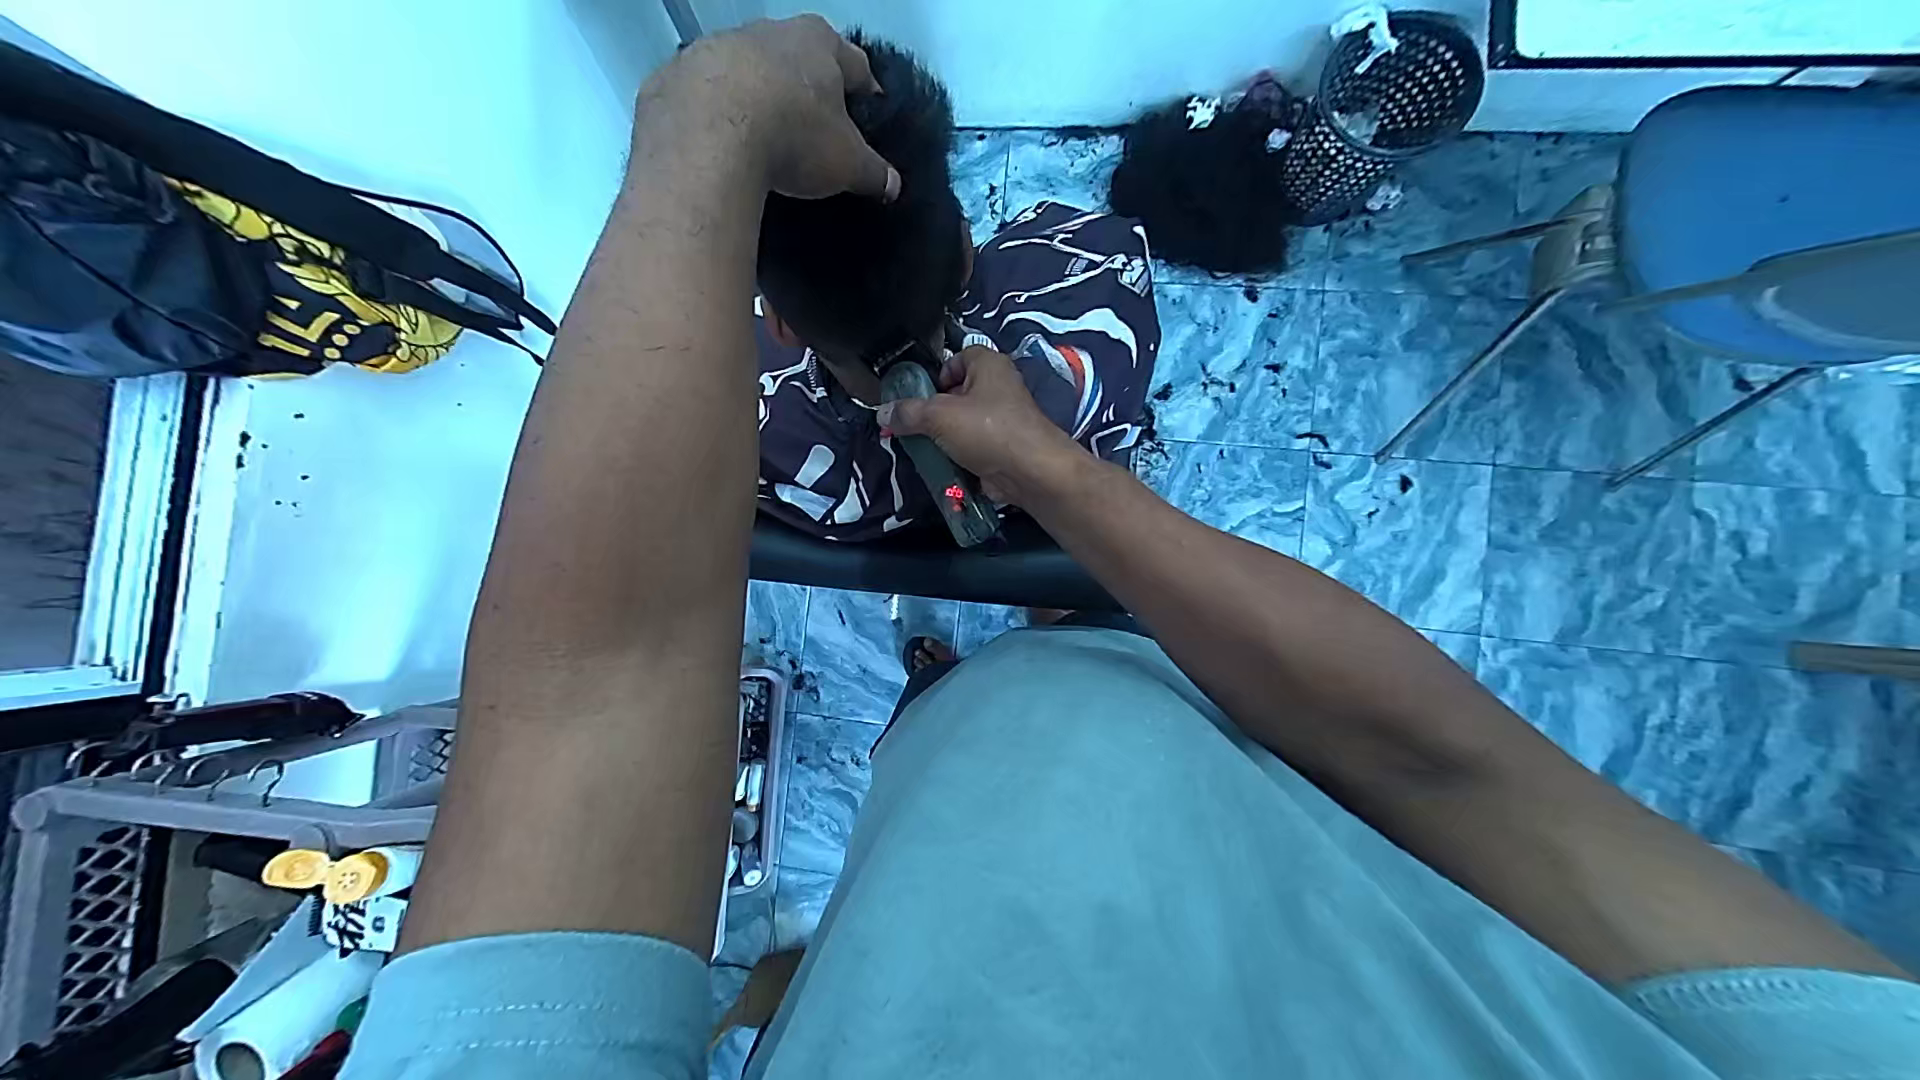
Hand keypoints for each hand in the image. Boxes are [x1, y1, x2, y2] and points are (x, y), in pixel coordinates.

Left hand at [635, 16, 900, 201]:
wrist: (708, 136)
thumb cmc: (796, 137)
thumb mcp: (848, 164)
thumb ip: (875, 172)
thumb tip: (893, 184)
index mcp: (819, 43)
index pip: (856, 65)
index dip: (866, 95)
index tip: (869, 119)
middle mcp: (769, 31)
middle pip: (800, 62)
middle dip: (811, 93)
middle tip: (819, 133)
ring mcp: (718, 48)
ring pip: (752, 74)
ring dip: (763, 101)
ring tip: (770, 144)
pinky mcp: (679, 76)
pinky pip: (710, 98)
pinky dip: (722, 119)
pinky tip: (728, 149)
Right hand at [876, 346, 1087, 505]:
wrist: (1030, 472)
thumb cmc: (987, 430)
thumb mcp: (938, 416)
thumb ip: (907, 413)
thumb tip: (882, 414)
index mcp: (989, 365)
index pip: (958, 357)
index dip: (938, 374)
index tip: (921, 396)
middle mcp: (999, 387)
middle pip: (957, 394)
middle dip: (936, 412)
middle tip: (916, 427)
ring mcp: (1004, 420)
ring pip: (964, 425)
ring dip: (945, 438)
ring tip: (928, 450)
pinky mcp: (1004, 448)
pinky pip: (974, 448)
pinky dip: (960, 457)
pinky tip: (945, 466)